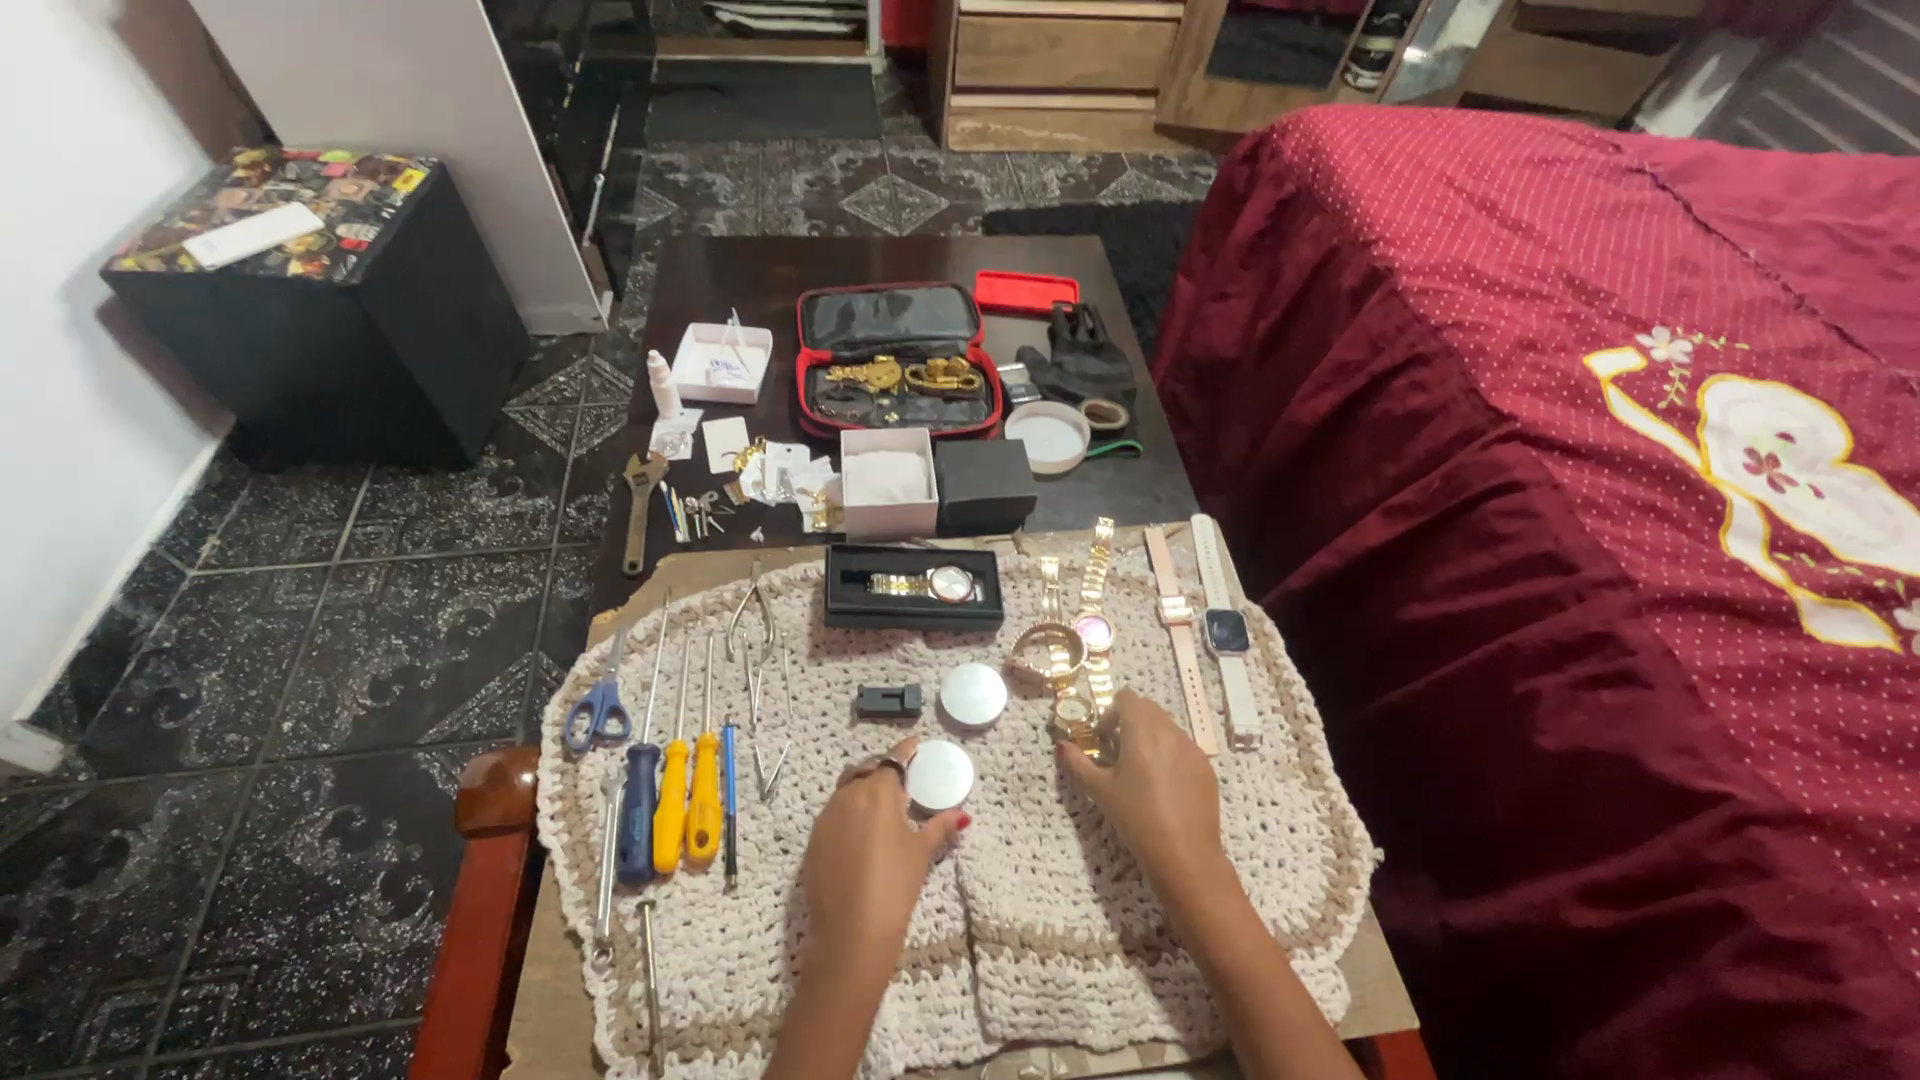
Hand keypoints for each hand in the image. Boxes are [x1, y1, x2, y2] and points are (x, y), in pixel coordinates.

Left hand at [801, 737, 969, 962]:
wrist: (851, 931)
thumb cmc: (894, 885)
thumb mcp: (922, 853)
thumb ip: (940, 826)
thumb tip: (963, 815)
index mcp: (877, 792)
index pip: (892, 759)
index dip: (905, 750)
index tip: (915, 744)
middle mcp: (848, 796)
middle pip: (866, 770)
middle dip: (883, 768)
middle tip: (901, 776)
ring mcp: (826, 818)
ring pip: (846, 789)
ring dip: (863, 788)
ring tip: (880, 802)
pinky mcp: (813, 840)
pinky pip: (832, 813)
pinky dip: (848, 811)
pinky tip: (860, 831)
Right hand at [1056, 691, 1226, 888]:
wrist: (1185, 853)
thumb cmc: (1136, 817)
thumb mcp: (1099, 790)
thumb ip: (1078, 762)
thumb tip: (1061, 745)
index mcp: (1142, 731)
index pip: (1127, 698)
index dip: (1111, 712)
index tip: (1104, 738)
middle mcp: (1170, 731)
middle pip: (1148, 708)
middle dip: (1130, 721)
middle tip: (1118, 751)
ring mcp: (1192, 748)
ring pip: (1168, 727)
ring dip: (1151, 737)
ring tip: (1141, 771)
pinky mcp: (1206, 767)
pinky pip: (1184, 748)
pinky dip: (1170, 754)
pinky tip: (1165, 787)